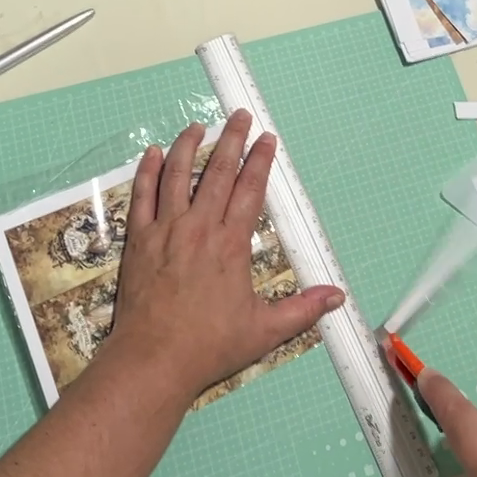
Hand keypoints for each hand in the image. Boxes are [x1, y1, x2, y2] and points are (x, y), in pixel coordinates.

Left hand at [99, 109, 344, 404]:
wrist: (153, 361)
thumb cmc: (209, 346)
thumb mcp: (264, 331)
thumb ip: (302, 310)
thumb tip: (337, 296)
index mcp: (230, 243)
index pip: (250, 189)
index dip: (260, 160)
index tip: (267, 139)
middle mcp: (199, 227)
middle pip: (217, 172)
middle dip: (231, 139)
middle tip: (238, 115)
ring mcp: (166, 229)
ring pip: (178, 175)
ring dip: (188, 146)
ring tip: (197, 125)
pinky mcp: (139, 238)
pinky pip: (142, 196)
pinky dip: (147, 171)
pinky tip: (153, 153)